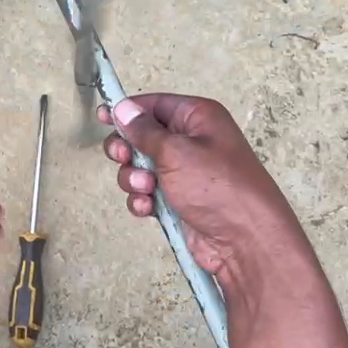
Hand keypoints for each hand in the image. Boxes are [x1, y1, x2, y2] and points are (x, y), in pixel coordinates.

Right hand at [97, 94, 308, 281]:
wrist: (245, 242)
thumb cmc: (217, 187)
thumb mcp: (176, 152)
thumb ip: (144, 130)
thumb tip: (124, 108)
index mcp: (198, 118)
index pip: (155, 104)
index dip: (128, 111)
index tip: (103, 117)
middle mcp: (191, 142)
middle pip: (143, 136)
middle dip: (128, 149)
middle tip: (123, 157)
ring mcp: (184, 173)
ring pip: (141, 167)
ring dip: (134, 178)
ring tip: (146, 188)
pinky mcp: (178, 200)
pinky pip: (147, 193)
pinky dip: (142, 199)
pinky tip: (148, 208)